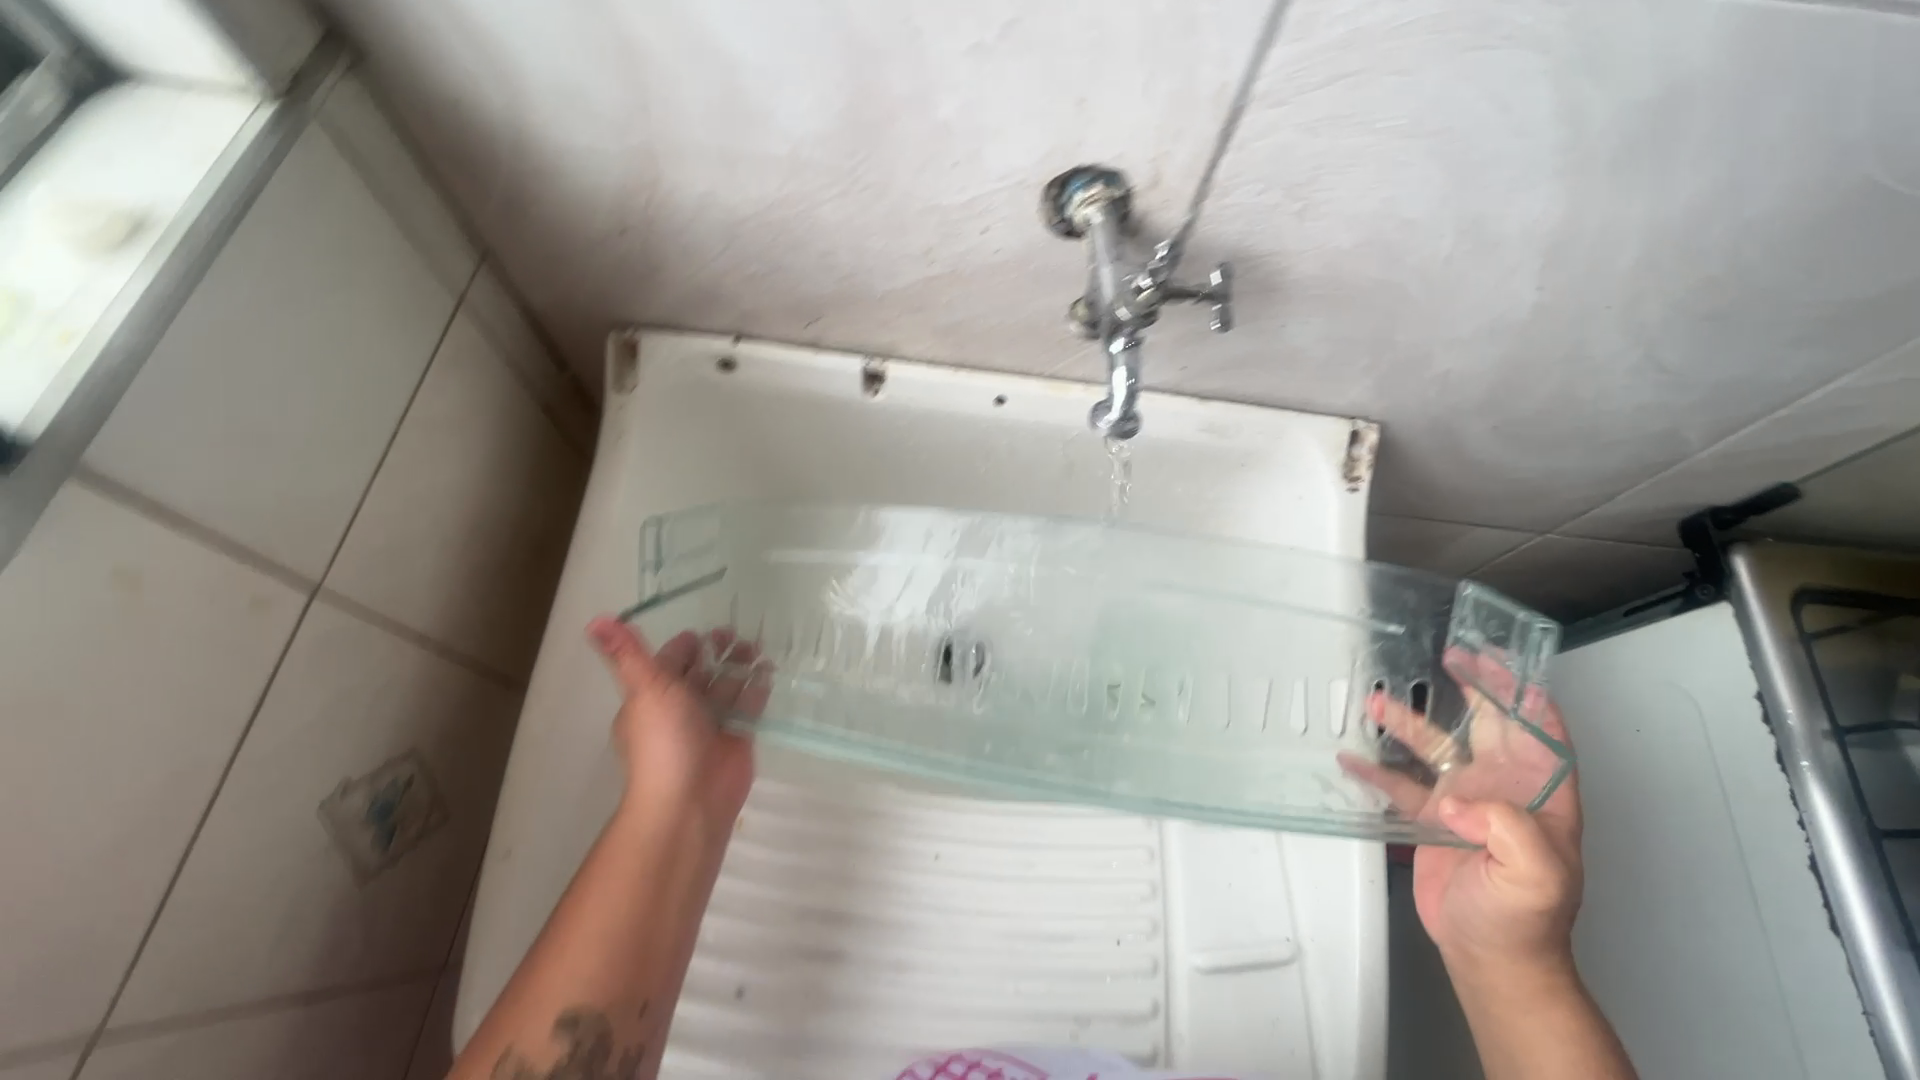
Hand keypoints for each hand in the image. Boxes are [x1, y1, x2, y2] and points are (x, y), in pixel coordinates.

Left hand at [586, 617, 767, 829]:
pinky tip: (769, 672)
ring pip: (727, 686)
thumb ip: (627, 653)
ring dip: (740, 666)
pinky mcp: (738, 736)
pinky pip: (749, 706)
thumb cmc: (663, 739)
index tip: (704, 631)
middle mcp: (680, 710)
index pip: (668, 663)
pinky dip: (758, 688)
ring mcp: (710, 724)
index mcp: (651, 698)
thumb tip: (594, 619)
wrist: (690, 798)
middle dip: (717, 653)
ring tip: (758, 649)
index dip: (684, 646)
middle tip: (737, 635)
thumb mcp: (643, 687)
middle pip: (701, 673)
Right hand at [1341, 651, 1583, 981]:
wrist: (1491, 956)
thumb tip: (1458, 799)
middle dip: (1474, 688)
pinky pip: (1399, 785)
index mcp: (1542, 793)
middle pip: (1490, 725)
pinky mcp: (1433, 819)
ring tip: (1375, 701)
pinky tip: (1350, 759)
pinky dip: (1374, 771)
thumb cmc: (1527, 919)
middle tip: (1451, 655)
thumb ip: (1508, 827)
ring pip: (1437, 748)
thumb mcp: (1537, 874)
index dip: (1524, 692)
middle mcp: (1505, 788)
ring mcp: (1467, 801)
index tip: (1500, 661)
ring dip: (1409, 722)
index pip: (1541, 729)